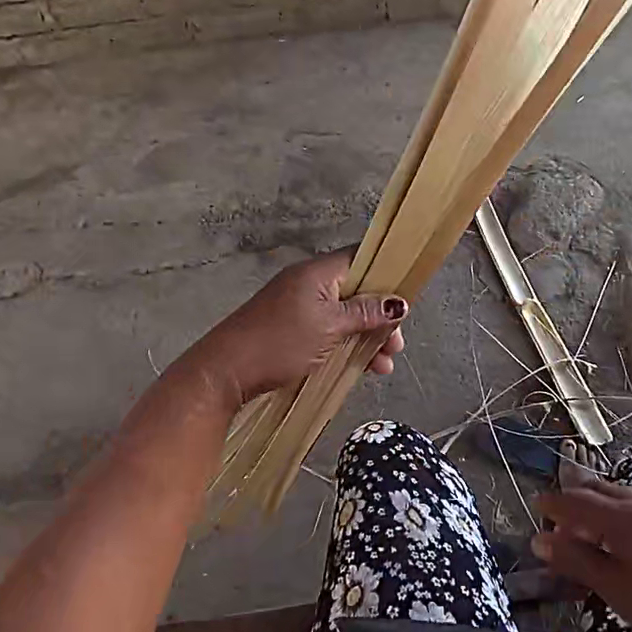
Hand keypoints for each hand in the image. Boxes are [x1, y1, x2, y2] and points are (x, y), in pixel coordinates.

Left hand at [190, 250, 407, 406]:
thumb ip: (366, 312)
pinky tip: (362, 367)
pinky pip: (330, 330)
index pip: (362, 258)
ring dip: (368, 337)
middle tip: (396, 345)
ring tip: (383, 366)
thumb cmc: (278, 343)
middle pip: (358, 291)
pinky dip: (348, 345)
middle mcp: (309, 283)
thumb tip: (399, 303)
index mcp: (318, 272)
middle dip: (382, 317)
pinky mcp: (292, 329)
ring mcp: (299, 306)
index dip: (388, 273)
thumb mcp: (330, 327)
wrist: (223, 372)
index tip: (408, 298)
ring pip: (346, 315)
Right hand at [532, 478, 631, 631]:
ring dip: (596, 511)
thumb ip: (577, 560)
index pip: (578, 501)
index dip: (553, 504)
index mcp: (628, 518)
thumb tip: (541, 541)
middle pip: (600, 491)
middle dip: (573, 502)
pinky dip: (618, 520)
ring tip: (582, 539)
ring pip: (621, 500)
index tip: (535, 507)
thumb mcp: (616, 591)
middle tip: (554, 525)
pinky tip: (617, 547)